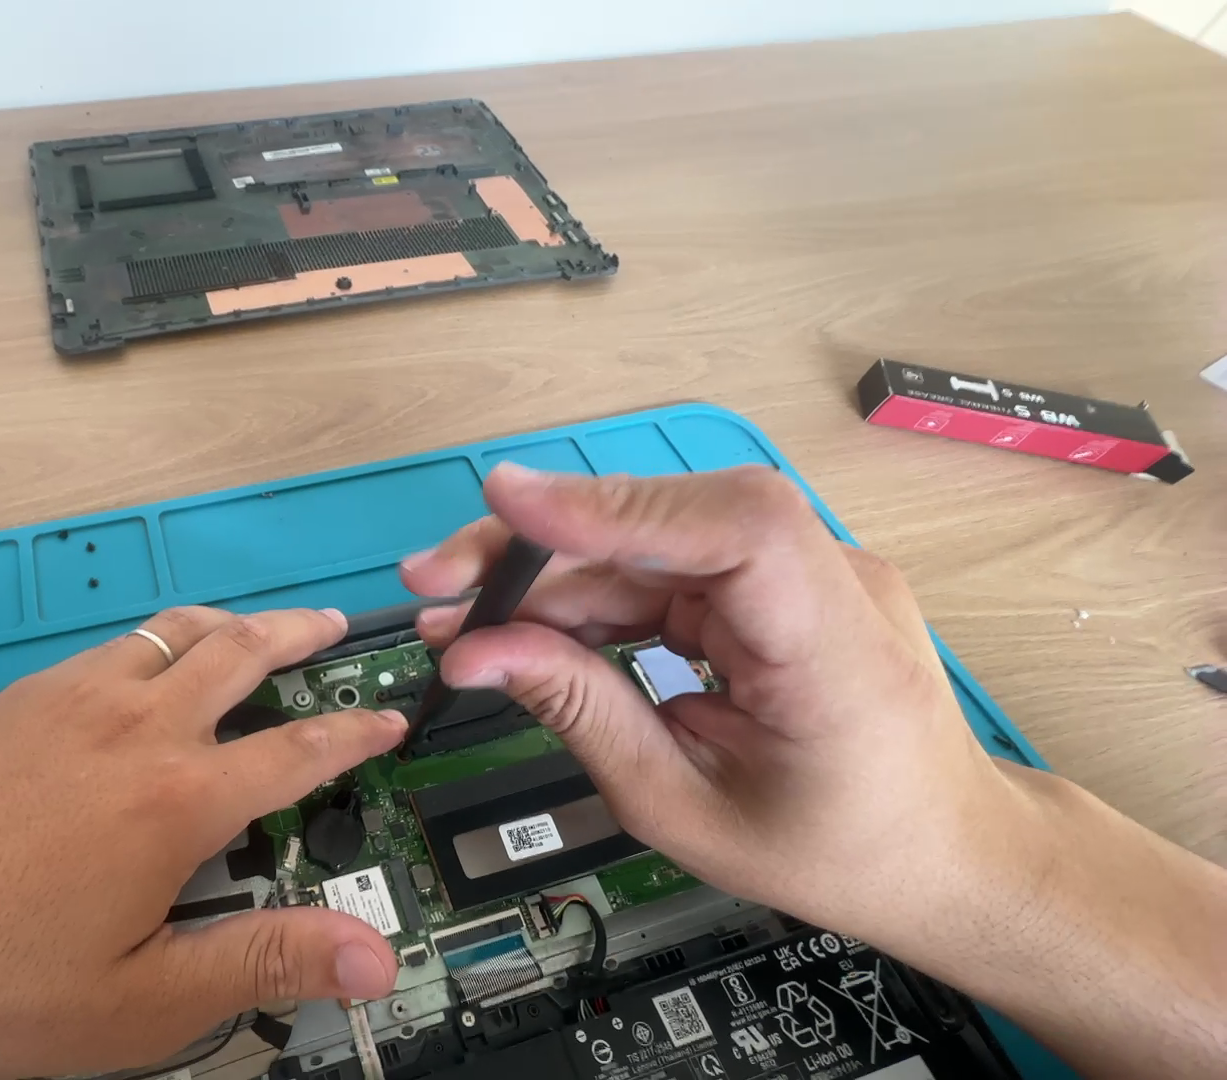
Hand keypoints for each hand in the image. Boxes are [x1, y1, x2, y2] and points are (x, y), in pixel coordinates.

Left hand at [0, 606, 408, 1077]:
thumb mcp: (141, 998)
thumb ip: (262, 964)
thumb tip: (369, 957)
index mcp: (176, 798)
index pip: (297, 752)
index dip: (353, 734)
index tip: (385, 718)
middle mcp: (137, 725)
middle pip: (241, 650)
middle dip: (299, 632)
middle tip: (332, 623)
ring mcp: (78, 696)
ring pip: (178, 630)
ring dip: (232, 622)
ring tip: (259, 624)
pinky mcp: (30, 693)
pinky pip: (119, 643)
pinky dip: (164, 637)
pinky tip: (159, 658)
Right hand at [399, 463, 1025, 945]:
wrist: (947, 855)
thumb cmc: (830, 849)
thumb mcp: (679, 804)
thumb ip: (577, 712)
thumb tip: (472, 653)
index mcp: (835, 652)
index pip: (734, 530)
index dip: (613, 506)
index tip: (505, 503)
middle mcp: (822, 580)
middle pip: (658, 522)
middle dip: (533, 548)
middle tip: (433, 582)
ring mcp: (790, 570)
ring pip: (638, 543)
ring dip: (539, 577)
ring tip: (455, 618)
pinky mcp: (756, 580)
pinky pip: (648, 571)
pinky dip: (575, 598)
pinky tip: (518, 628)